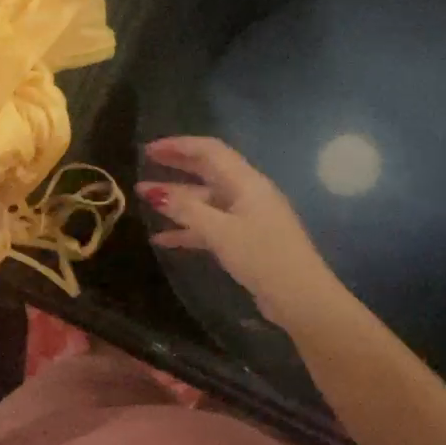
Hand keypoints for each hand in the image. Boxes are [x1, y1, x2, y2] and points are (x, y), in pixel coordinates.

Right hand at [136, 137, 332, 321]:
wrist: (301, 299)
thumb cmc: (262, 257)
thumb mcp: (220, 231)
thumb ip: (186, 210)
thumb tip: (154, 193)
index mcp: (246, 183)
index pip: (210, 151)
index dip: (179, 146)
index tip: (150, 149)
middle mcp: (247, 194)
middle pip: (207, 171)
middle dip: (177, 166)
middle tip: (146, 162)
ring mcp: (246, 218)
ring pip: (205, 200)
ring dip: (176, 199)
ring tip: (144, 198)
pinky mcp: (244, 240)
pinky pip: (210, 226)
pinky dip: (187, 229)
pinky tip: (162, 239)